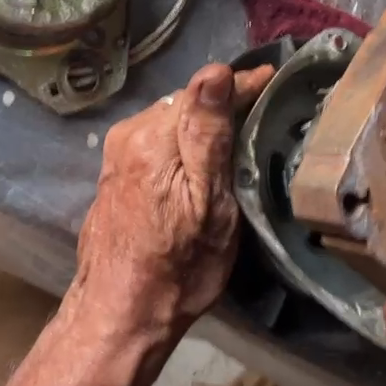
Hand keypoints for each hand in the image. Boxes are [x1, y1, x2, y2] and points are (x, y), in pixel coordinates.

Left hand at [74, 62, 275, 333]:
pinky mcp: (114, 166)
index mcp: (153, 136)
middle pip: (185, 101)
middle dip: (220, 102)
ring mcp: (117, 149)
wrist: (119, 312)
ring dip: (200, 120)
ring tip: (234, 132)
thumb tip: (216, 73)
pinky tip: (197, 157)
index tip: (270, 78)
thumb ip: (210, 135)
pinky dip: (180, 139)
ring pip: (170, 117)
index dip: (241, 85)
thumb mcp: (209, 206)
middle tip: (260, 109)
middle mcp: (129, 131)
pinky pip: (156, 135)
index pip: (204, 90)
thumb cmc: (177, 267)